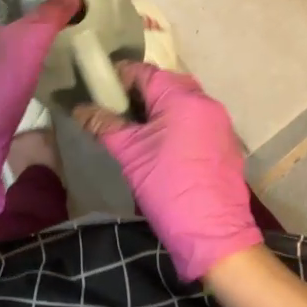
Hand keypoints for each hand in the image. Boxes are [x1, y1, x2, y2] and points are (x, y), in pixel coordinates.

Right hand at [75, 62, 262, 281]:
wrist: (214, 235)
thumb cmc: (167, 187)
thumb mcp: (129, 154)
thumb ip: (104, 125)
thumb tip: (79, 108)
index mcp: (182, 97)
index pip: (145, 71)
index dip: (120, 77)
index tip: (101, 90)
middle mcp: (205, 101)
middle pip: (166, 83)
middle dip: (140, 92)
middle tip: (117, 110)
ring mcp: (220, 122)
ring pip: (183, 101)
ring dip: (160, 108)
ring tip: (137, 128)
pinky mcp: (226, 143)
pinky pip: (197, 120)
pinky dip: (178, 123)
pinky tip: (163, 145)